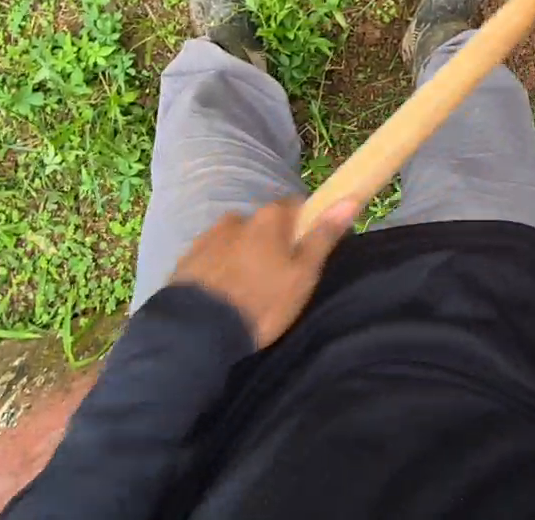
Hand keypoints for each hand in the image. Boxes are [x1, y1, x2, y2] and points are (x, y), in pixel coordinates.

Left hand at [171, 198, 357, 348]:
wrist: (194, 334)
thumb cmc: (260, 303)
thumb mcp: (303, 275)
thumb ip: (323, 236)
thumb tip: (349, 200)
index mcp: (270, 217)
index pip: (296, 206)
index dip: (304, 226)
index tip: (305, 252)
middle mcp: (238, 217)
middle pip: (264, 225)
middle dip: (271, 243)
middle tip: (276, 279)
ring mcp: (208, 237)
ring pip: (236, 240)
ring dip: (243, 256)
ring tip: (245, 292)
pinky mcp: (185, 259)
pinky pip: (212, 257)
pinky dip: (219, 270)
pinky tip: (222, 296)